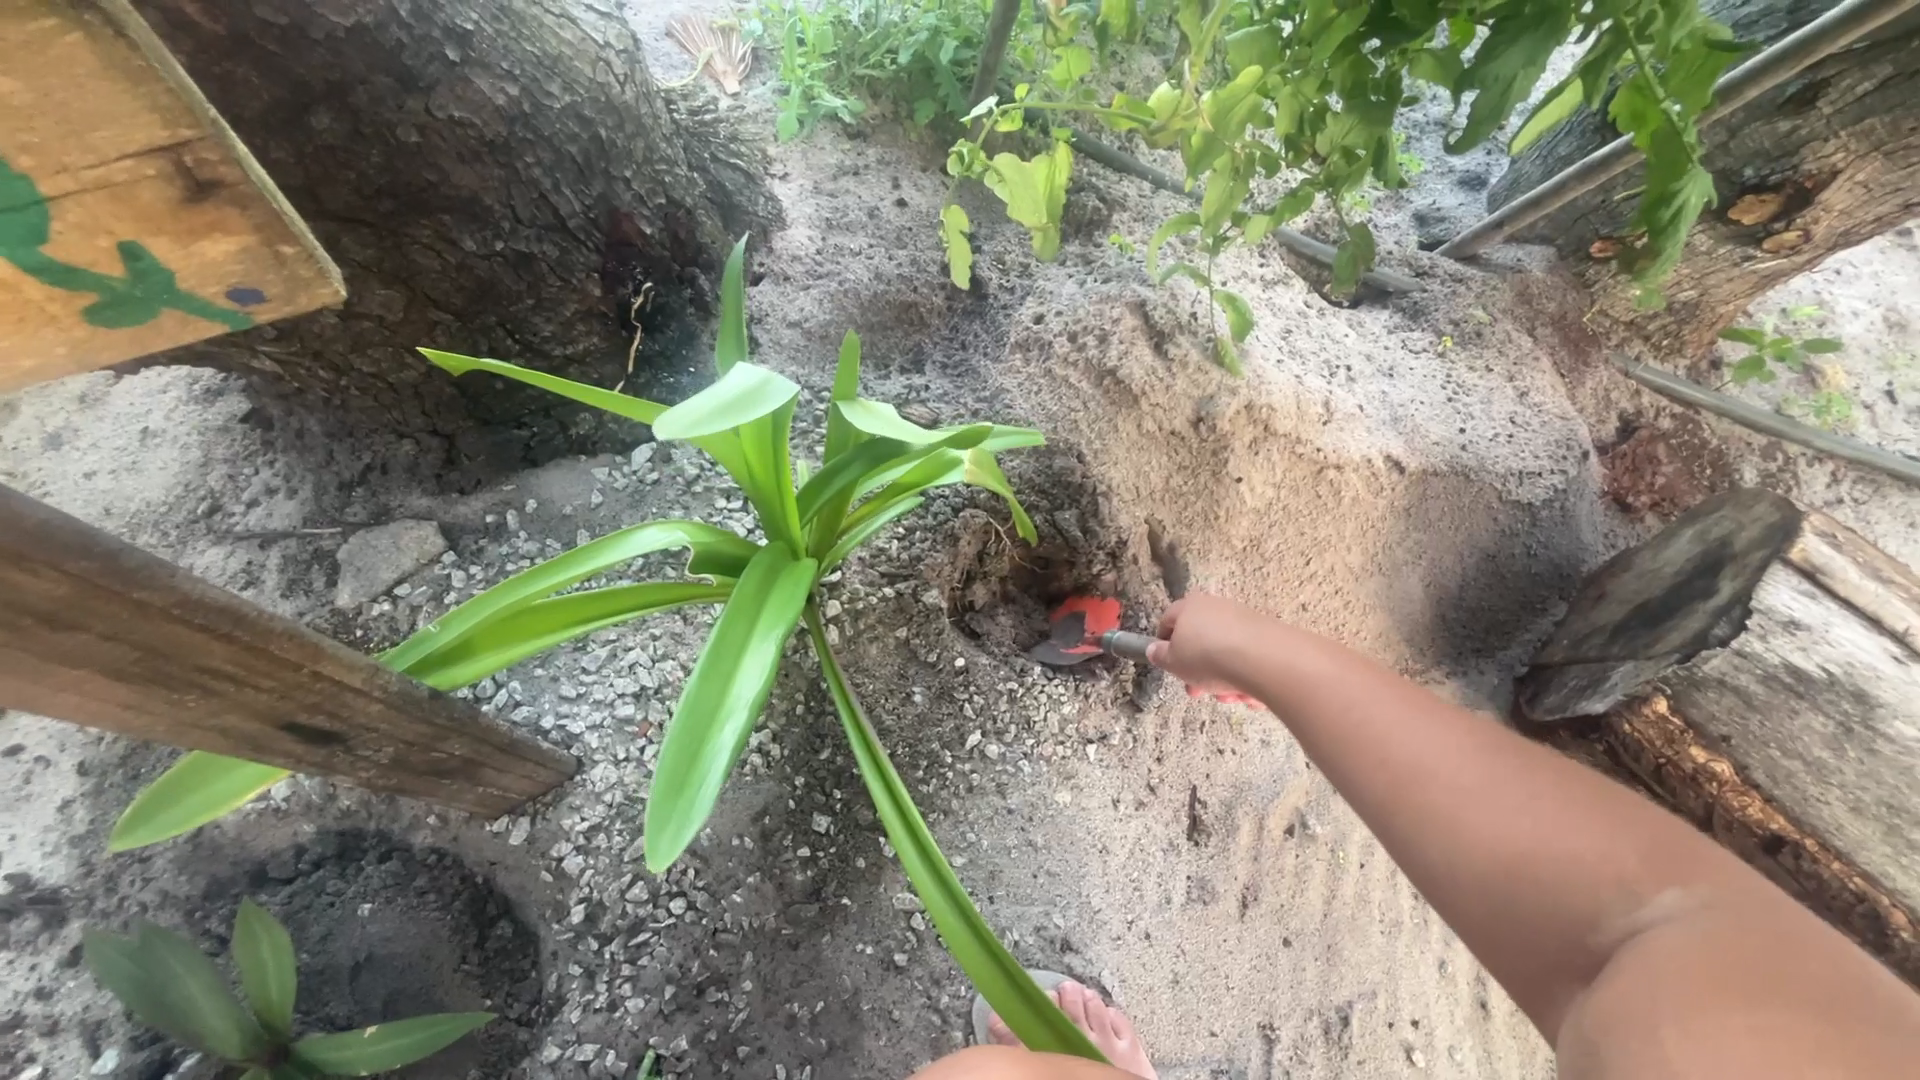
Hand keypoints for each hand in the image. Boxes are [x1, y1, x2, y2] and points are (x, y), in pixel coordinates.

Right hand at [1144, 594, 1263, 706]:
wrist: (1262, 659)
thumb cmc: (1208, 657)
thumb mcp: (1173, 662)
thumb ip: (1160, 656)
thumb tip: (1155, 650)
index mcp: (1188, 607)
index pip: (1168, 621)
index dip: (1164, 645)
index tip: (1169, 665)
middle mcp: (1215, 606)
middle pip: (1199, 640)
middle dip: (1197, 670)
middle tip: (1197, 691)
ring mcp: (1243, 618)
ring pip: (1225, 652)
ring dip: (1223, 677)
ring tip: (1229, 696)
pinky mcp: (1266, 633)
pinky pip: (1248, 656)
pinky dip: (1245, 674)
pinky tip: (1249, 692)